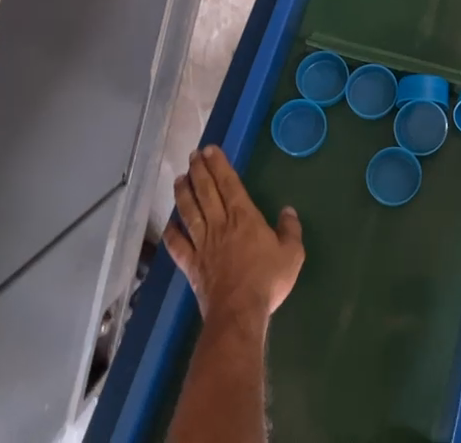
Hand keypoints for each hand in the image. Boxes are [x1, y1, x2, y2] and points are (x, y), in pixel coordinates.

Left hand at [165, 146, 304, 327]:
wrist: (239, 311)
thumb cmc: (268, 279)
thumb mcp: (292, 252)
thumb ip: (290, 229)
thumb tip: (288, 211)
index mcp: (244, 217)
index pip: (229, 184)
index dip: (219, 165)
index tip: (210, 150)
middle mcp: (220, 224)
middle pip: (206, 192)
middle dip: (199, 171)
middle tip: (193, 156)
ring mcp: (203, 244)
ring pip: (189, 212)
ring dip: (183, 194)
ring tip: (179, 179)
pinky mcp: (192, 265)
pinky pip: (178, 246)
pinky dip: (171, 233)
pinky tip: (169, 224)